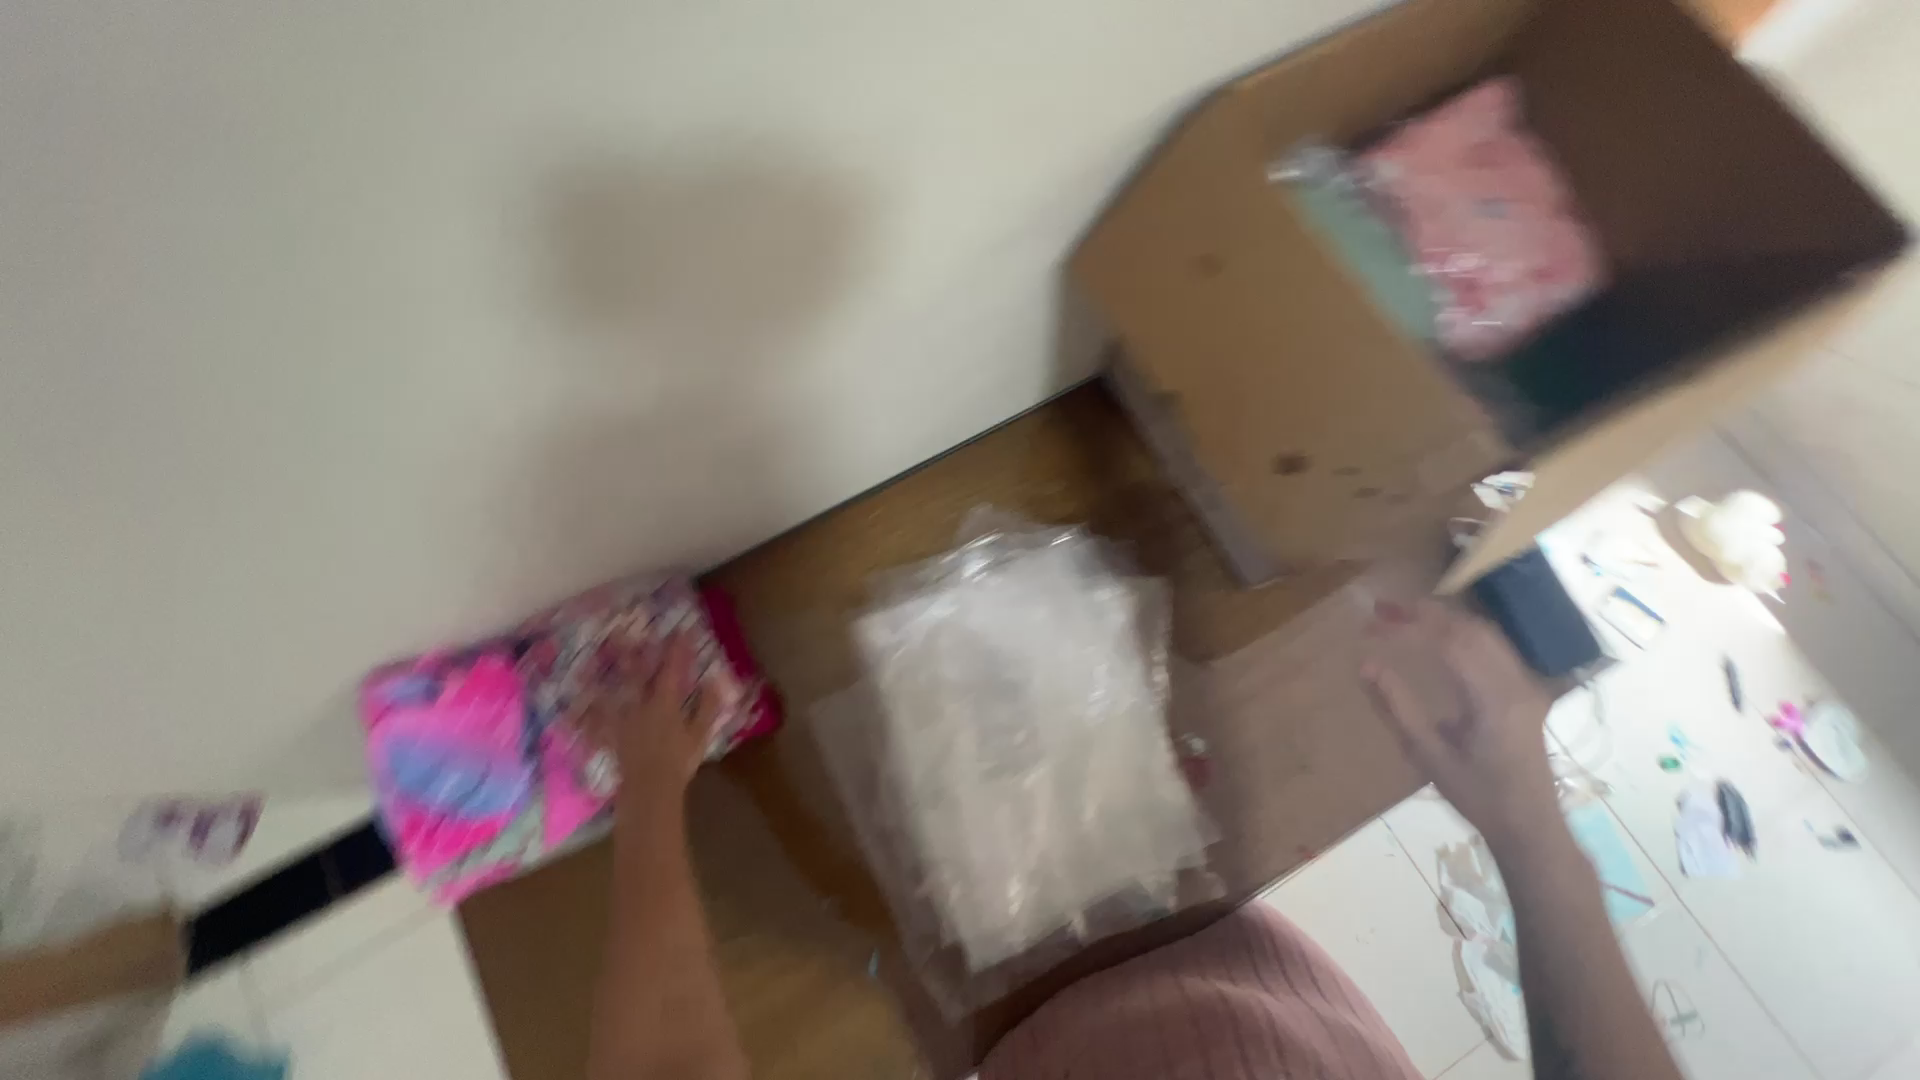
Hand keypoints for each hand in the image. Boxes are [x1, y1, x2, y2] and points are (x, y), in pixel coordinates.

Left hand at [584, 633, 723, 822]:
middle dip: (634, 653)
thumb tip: (714, 680)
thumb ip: (707, 706)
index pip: (673, 670)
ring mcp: (623, 721)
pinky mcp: (611, 738)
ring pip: (612, 693)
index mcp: (665, 703)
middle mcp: (641, 705)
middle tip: (627, 633)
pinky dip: (583, 717)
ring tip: (591, 661)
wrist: (651, 789)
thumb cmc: (680, 761)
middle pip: (636, 675)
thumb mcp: (701, 733)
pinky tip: (571, 711)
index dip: (677, 650)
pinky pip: (594, 725)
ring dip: (603, 676)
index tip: (680, 631)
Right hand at [1362, 602, 1559, 850]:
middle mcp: (1514, 683)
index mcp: (1492, 699)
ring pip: (1483, 632)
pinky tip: (1437, 633)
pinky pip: (1493, 645)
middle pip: (1467, 628)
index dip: (1406, 627)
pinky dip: (1460, 630)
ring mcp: (1525, 685)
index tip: (1370, 625)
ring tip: (1403, 614)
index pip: (1446, 643)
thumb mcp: (1428, 754)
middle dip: (1422, 612)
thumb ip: (1397, 706)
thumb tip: (1365, 665)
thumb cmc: (1476, 794)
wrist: (1530, 824)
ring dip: (1441, 617)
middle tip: (1380, 608)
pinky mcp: (1525, 690)